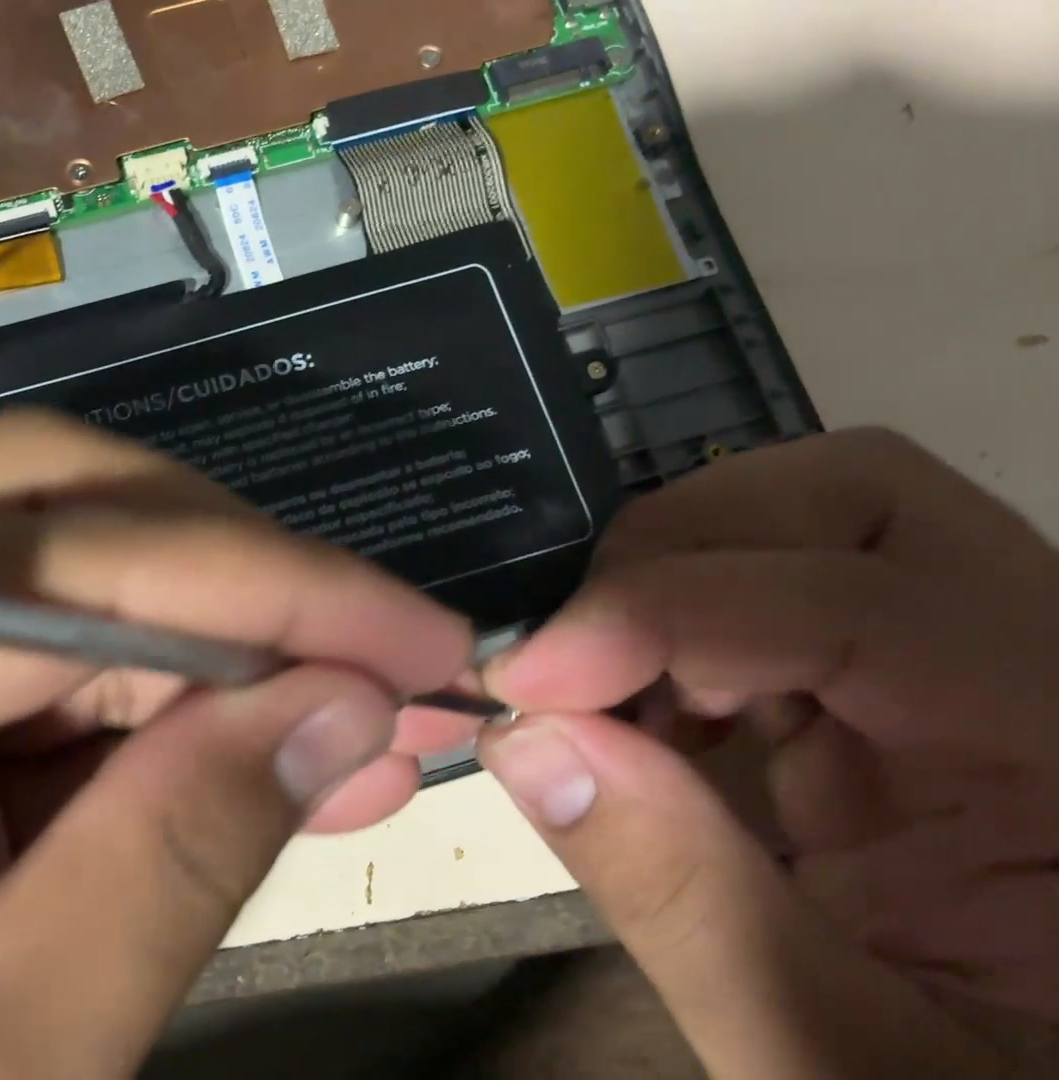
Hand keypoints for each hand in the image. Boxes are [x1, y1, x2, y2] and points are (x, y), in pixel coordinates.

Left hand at [0, 413, 477, 1078]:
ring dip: (191, 631)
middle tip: (368, 655)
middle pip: (19, 500)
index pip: (26, 559)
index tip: (409, 636)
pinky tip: (227, 743)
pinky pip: (0, 644)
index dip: (244, 580)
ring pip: (26, 557)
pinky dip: (127, 687)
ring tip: (335, 716)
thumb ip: (170, 858)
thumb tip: (344, 705)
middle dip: (217, 569)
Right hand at [479, 429, 1058, 1075]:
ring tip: (587, 696)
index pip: (874, 601)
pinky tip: (622, 717)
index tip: (525, 679)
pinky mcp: (881, 707)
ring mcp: (958, 686)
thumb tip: (523, 739)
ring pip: (799, 529)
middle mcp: (1044, 687)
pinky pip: (755, 604)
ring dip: (656, 587)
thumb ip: (685, 901)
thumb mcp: (839, 1065)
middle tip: (565, 649)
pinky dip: (657, 632)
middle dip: (675, 549)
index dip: (671, 611)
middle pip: (859, 502)